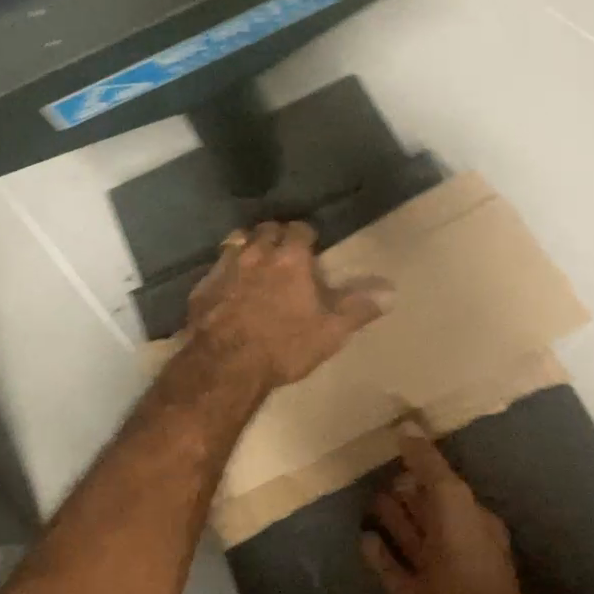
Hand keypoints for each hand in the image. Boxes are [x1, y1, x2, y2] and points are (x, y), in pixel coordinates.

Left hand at [185, 220, 389, 390]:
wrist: (224, 364)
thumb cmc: (284, 345)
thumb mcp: (330, 331)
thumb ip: (358, 308)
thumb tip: (390, 291)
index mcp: (290, 257)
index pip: (300, 229)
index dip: (307, 235)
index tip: (312, 246)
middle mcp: (256, 252)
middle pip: (267, 229)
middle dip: (276, 234)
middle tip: (284, 251)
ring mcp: (226, 266)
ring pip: (238, 241)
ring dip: (248, 245)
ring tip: (256, 261)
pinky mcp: (203, 285)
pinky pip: (216, 267)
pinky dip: (225, 270)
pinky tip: (228, 286)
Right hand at [363, 423, 547, 593]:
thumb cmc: (467, 555)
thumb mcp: (452, 496)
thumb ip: (428, 462)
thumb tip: (406, 423)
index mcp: (474, 521)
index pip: (447, 488)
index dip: (426, 469)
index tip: (401, 448)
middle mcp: (454, 544)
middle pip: (426, 511)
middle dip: (407, 491)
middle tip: (381, 467)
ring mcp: (430, 570)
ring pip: (407, 536)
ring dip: (391, 517)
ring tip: (369, 494)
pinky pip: (388, 566)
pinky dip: (377, 551)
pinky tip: (363, 533)